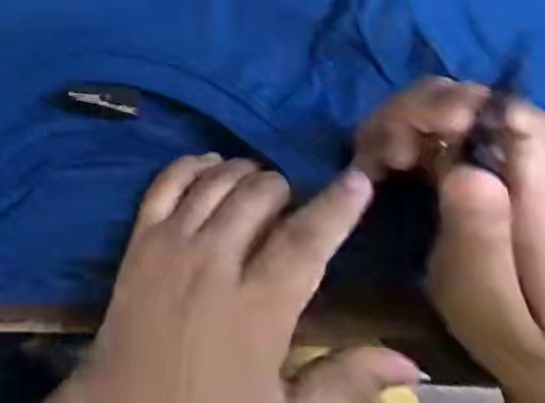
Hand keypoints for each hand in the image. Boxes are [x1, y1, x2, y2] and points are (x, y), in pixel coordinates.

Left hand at [52, 154, 419, 402]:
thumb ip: (343, 383)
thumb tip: (406, 359)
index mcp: (257, 308)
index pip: (305, 242)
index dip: (336, 208)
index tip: (358, 178)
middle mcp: (214, 262)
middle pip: (256, 198)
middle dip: (283, 187)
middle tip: (294, 199)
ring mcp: (172, 244)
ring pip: (214, 183)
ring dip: (241, 172)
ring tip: (258, 181)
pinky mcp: (138, 240)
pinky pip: (165, 184)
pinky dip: (190, 166)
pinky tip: (207, 164)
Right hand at [354, 79, 544, 402]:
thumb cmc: (520, 338)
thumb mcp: (492, 299)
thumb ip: (482, 237)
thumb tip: (469, 169)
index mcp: (541, 187)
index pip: (512, 110)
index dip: (464, 102)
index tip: (428, 130)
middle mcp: (521, 165)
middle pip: (467, 99)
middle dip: (418, 109)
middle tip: (390, 153)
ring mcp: (495, 168)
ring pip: (443, 109)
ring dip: (401, 122)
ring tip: (380, 162)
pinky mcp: (474, 177)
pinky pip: (434, 135)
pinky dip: (401, 136)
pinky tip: (382, 165)